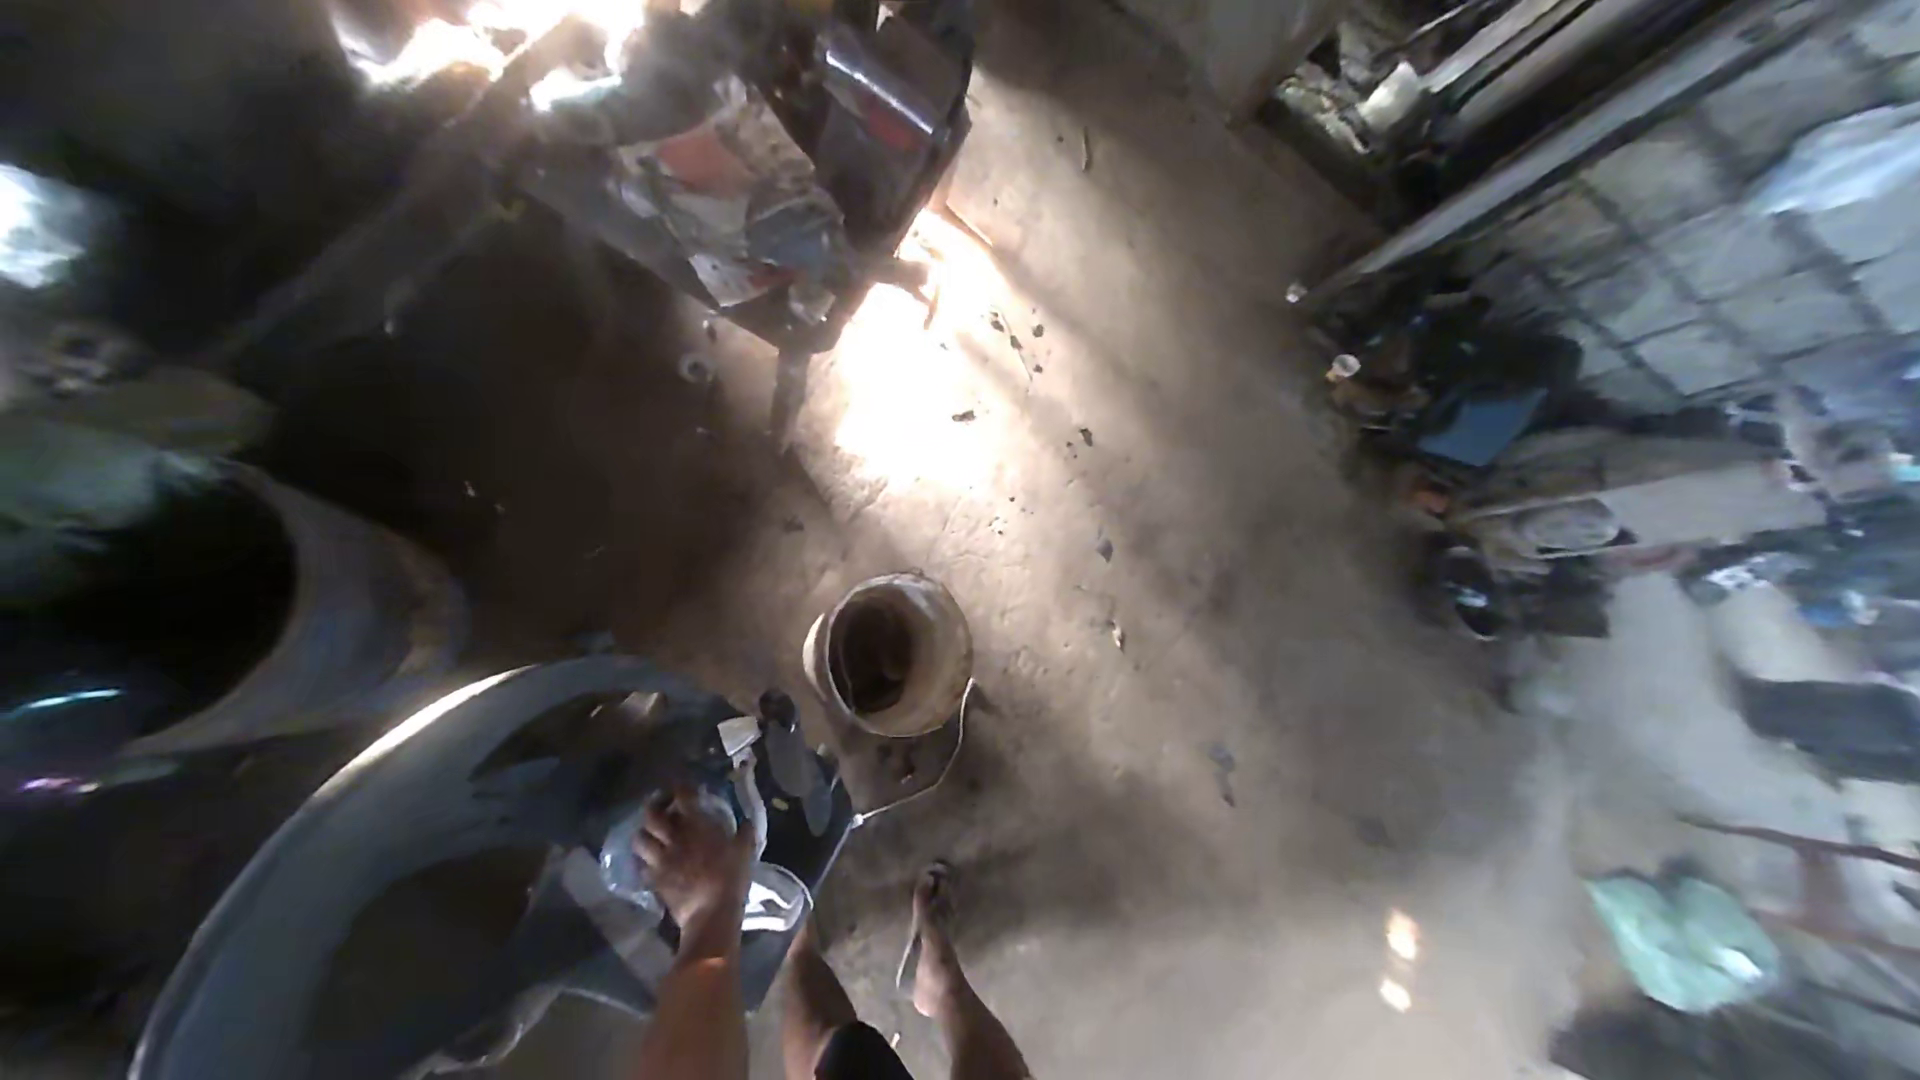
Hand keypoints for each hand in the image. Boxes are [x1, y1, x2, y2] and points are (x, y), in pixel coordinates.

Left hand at [634, 783, 754, 934]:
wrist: (710, 913)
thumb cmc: (730, 877)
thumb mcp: (745, 850)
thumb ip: (744, 831)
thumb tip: (746, 821)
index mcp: (697, 826)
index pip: (683, 798)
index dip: (680, 787)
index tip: (681, 783)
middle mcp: (674, 838)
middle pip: (652, 815)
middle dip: (653, 805)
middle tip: (661, 804)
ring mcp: (660, 860)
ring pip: (640, 839)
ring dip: (644, 832)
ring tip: (652, 831)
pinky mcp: (654, 880)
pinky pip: (642, 864)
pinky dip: (644, 858)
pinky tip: (652, 859)